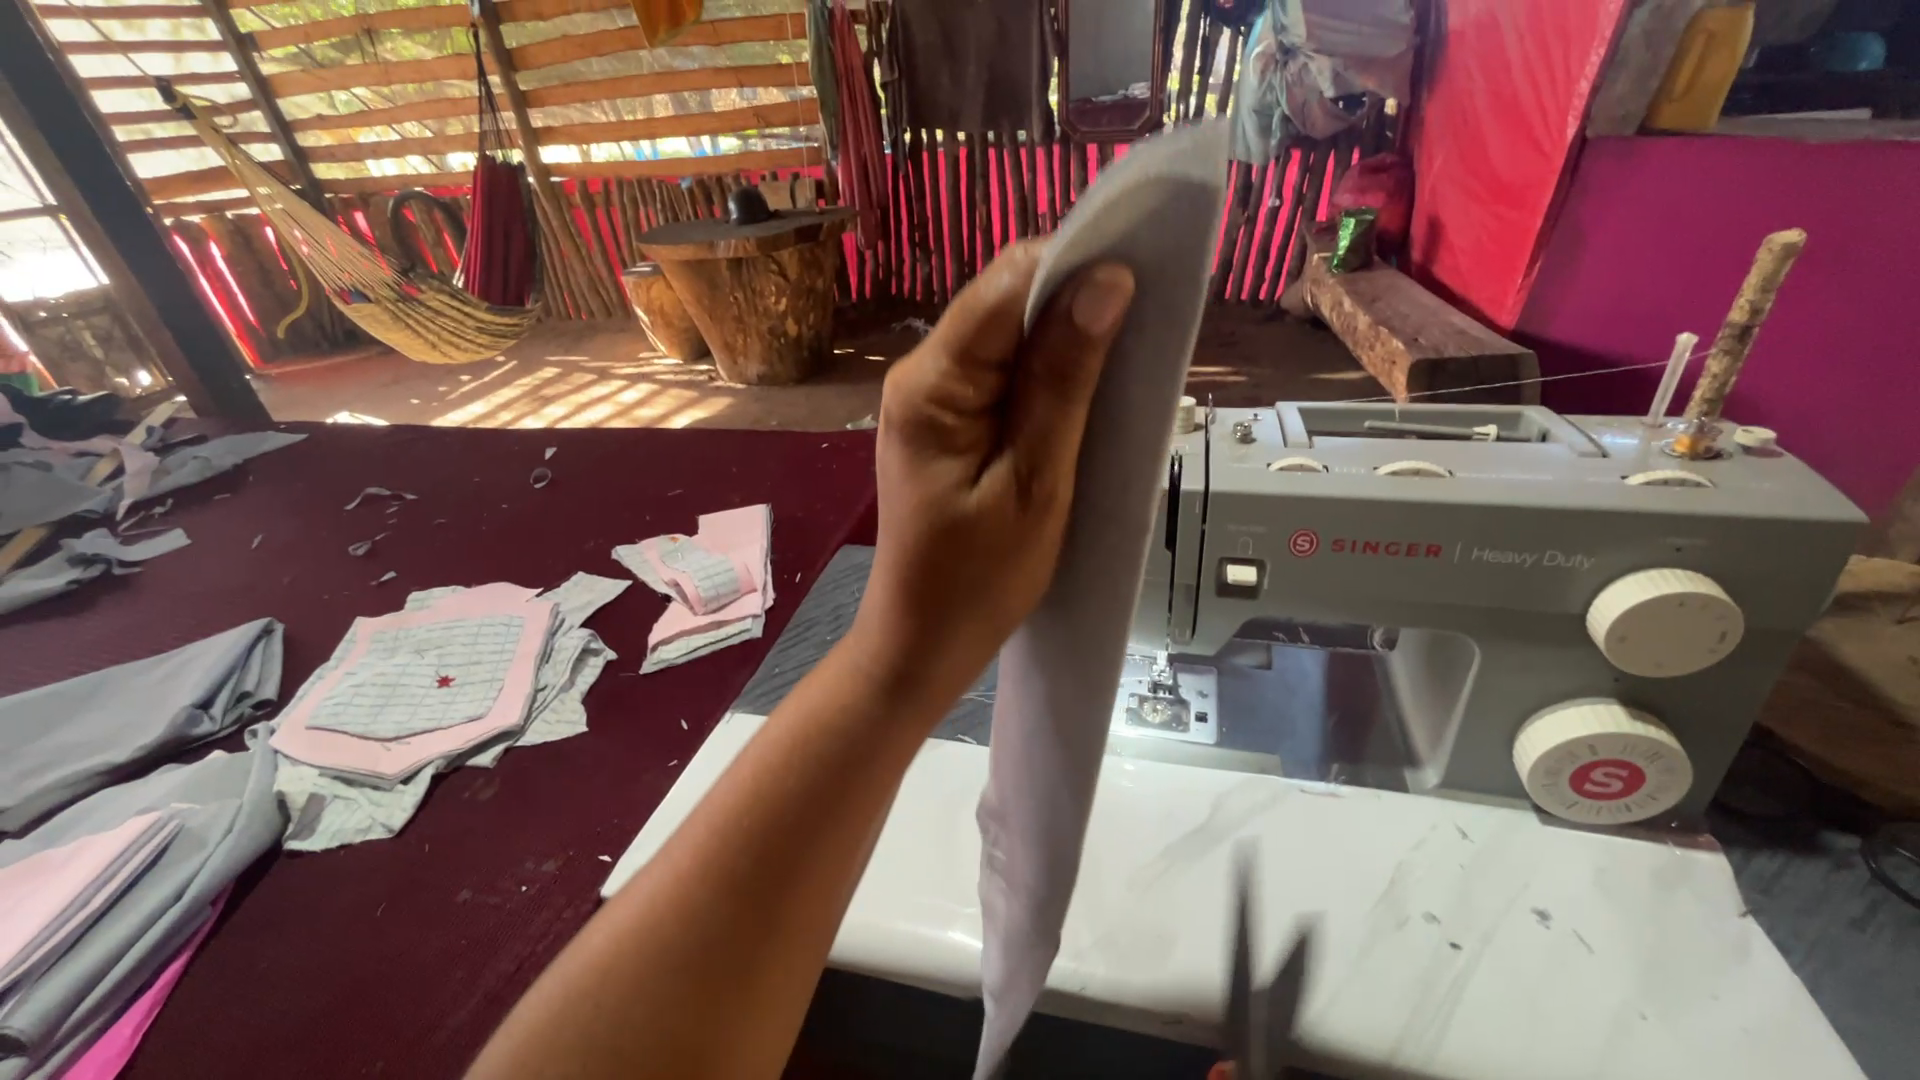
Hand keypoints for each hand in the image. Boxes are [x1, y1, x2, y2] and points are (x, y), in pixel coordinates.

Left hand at [848, 241, 1134, 709]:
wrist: (924, 641)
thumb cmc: (979, 581)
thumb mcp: (1035, 483)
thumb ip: (1064, 381)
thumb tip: (1105, 283)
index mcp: (932, 384)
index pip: (1005, 287)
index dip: (1073, 265)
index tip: (1143, 273)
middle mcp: (922, 373)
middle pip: (1004, 302)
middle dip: (1073, 300)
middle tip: (1145, 323)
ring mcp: (930, 397)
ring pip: (1007, 335)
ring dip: (1065, 338)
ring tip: (1125, 357)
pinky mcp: (946, 421)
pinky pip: (1002, 373)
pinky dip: (1046, 373)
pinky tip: (1085, 390)